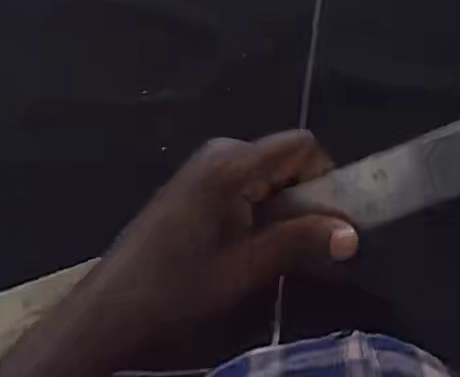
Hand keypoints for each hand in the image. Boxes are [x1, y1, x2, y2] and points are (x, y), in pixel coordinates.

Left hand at [0, 132, 357, 376]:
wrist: (107, 313)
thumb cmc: (176, 291)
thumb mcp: (244, 270)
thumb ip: (300, 243)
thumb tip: (353, 234)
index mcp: (234, 163)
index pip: (301, 145)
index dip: (324, 178)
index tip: (327, 223)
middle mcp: (223, 150)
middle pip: (286, 157)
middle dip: (305, 197)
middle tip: (305, 246)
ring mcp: (207, 163)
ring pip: (268, 172)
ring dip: (283, 207)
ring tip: (274, 253)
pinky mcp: (197, 180)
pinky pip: (246, 180)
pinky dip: (260, 207)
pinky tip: (248, 246)